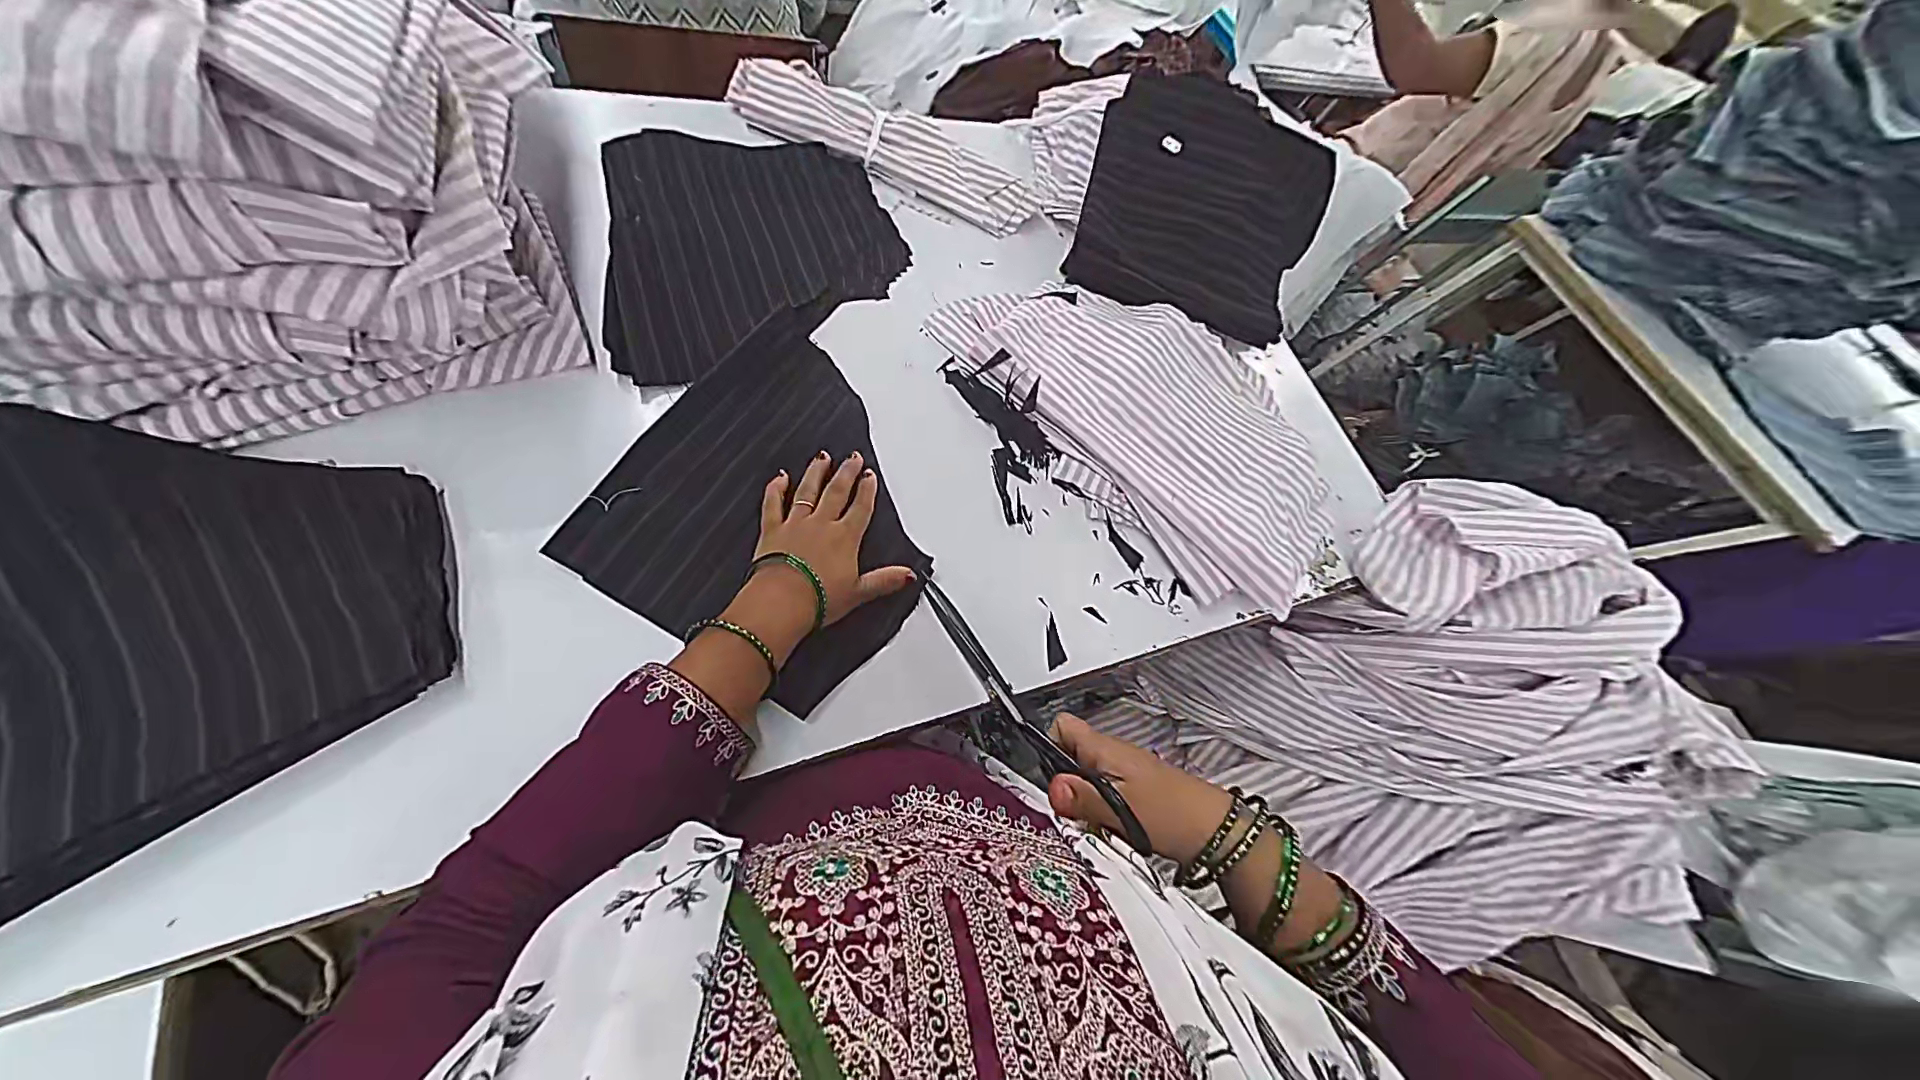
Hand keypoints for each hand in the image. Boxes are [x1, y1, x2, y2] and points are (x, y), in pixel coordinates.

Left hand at [673, 453, 917, 733]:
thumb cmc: (818, 600)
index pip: (860, 507)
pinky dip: (776, 488)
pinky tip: (780, 477)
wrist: (782, 601)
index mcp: (845, 538)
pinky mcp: (772, 530)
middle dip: (847, 473)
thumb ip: (885, 580)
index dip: (867, 490)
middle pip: (837, 491)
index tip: (870, 476)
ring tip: (822, 458)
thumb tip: (907, 576)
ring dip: (816, 472)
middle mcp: (821, 525)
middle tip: (853, 458)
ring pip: (808, 490)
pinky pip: (774, 503)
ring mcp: (795, 524)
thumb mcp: (859, 592)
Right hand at [1046, 714, 1234, 864]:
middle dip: (1064, 786)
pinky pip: (1102, 795)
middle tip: (1073, 811)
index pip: (1060, 726)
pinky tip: (1112, 830)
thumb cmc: (1175, 815)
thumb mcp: (1120, 810)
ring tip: (1096, 824)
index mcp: (1103, 749)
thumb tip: (1051, 789)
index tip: (1047, 778)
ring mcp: (1122, 773)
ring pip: (1084, 779)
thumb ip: (1081, 799)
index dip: (1046, 746)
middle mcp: (1111, 755)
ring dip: (1082, 803)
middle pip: (1067, 757)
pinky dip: (1100, 813)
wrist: (1217, 834)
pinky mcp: (1133, 792)